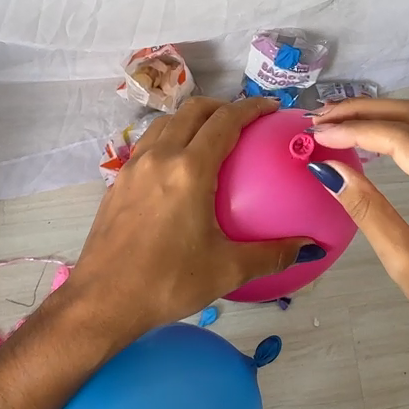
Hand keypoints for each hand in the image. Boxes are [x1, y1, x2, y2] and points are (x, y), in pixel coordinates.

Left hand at [56, 95, 321, 340]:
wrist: (101, 303)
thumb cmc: (166, 283)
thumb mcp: (226, 270)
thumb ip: (271, 254)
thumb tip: (307, 246)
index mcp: (190, 169)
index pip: (225, 120)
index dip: (251, 107)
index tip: (270, 107)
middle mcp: (161, 157)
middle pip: (194, 111)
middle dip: (222, 106)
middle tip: (245, 119)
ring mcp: (135, 167)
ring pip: (167, 122)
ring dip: (193, 118)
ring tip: (211, 133)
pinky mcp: (118, 182)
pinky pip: (149, 143)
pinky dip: (170, 137)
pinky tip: (179, 165)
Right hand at [307, 98, 408, 347]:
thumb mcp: (403, 258)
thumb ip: (367, 210)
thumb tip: (328, 169)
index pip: (400, 139)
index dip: (356, 130)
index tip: (318, 134)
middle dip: (362, 110)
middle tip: (320, 118)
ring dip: (375, 114)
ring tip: (335, 120)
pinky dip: (391, 125)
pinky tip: (365, 133)